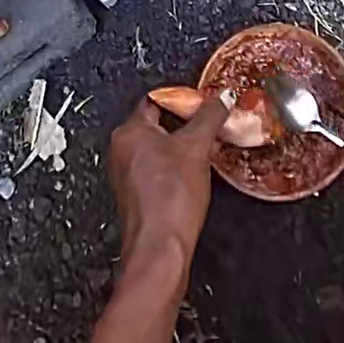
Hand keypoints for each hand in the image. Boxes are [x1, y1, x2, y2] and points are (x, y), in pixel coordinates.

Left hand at [108, 91, 230, 270]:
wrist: (161, 246)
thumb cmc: (169, 198)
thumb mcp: (197, 147)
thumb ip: (210, 116)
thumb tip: (221, 96)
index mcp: (129, 131)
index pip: (155, 99)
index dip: (182, 98)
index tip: (203, 101)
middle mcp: (122, 149)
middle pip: (157, 123)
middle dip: (185, 123)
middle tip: (209, 124)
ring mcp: (127, 172)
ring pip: (158, 146)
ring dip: (182, 145)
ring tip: (206, 148)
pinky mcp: (136, 192)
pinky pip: (157, 167)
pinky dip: (176, 164)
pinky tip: (194, 172)